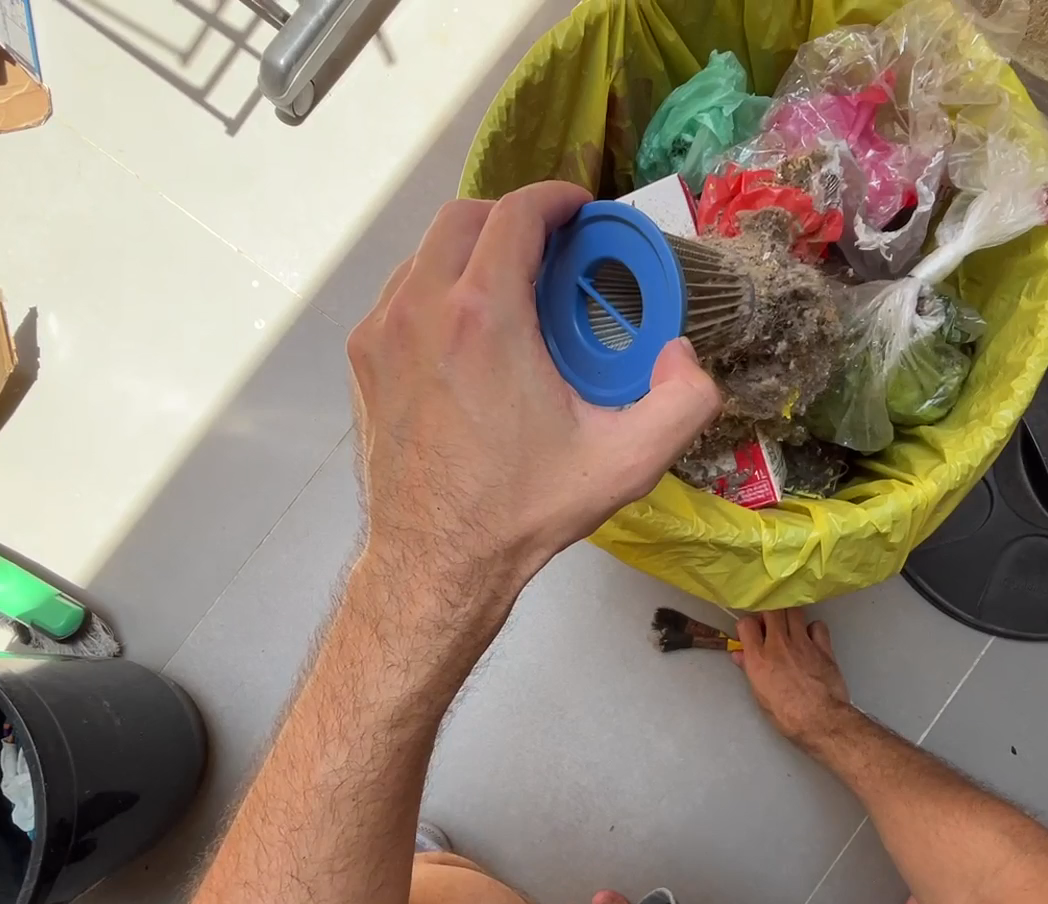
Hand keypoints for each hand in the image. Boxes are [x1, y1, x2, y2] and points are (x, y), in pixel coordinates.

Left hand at [347, 182, 720, 592]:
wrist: (438, 561)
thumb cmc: (525, 510)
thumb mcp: (626, 463)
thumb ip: (685, 402)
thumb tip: (680, 353)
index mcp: (485, 316)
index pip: (516, 213)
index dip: (555, 199)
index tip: (580, 212)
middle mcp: (422, 308)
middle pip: (463, 218)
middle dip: (511, 219)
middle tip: (551, 253)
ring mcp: (382, 333)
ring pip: (426, 255)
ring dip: (471, 253)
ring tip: (510, 291)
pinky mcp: (362, 361)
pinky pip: (400, 297)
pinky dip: (436, 292)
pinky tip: (465, 333)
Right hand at [734, 608, 863, 752]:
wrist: (821, 719)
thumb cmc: (786, 714)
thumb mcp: (760, 695)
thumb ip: (748, 669)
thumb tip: (739, 655)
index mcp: (758, 657)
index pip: (746, 624)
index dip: (747, 626)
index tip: (750, 633)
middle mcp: (778, 644)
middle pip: (770, 610)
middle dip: (768, 614)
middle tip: (769, 624)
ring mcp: (802, 643)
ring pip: (793, 611)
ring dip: (789, 615)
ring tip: (789, 626)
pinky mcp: (823, 647)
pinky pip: (817, 625)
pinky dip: (813, 628)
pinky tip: (811, 638)